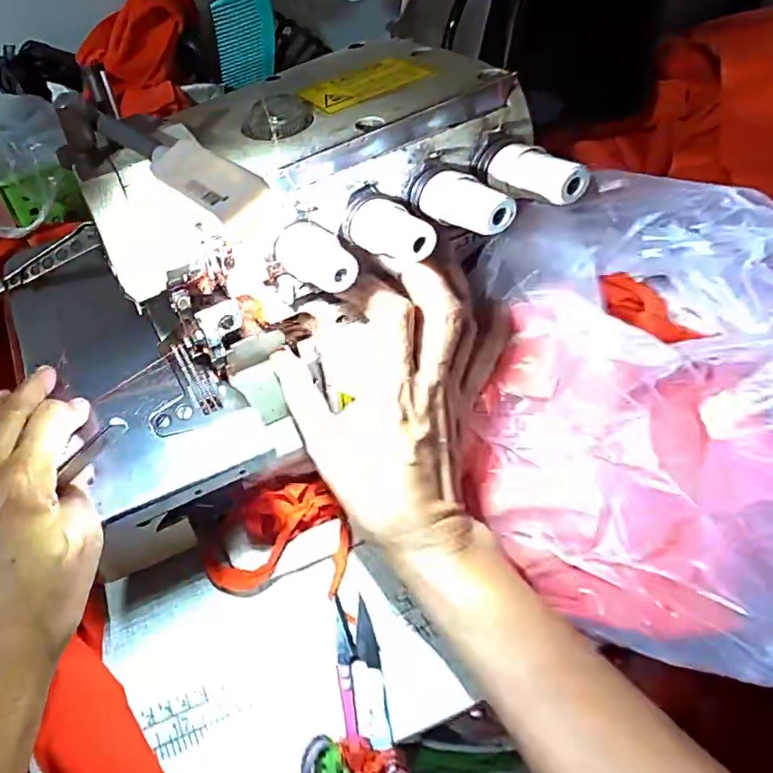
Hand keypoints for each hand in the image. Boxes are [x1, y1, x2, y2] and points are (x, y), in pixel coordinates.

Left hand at [0, 365, 102, 688]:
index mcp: (22, 485)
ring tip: (14, 394)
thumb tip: (70, 477)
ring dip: (0, 413)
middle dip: (30, 392)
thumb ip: (80, 496)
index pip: (46, 425)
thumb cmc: (47, 602)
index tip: (83, 409)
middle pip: (6, 419)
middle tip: (47, 374)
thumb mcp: (85, 542)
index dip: (68, 410)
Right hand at [272, 255, 480, 559]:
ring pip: (469, 322)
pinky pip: (490, 354)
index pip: (393, 317)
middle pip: (444, 308)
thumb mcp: (322, 442)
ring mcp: (453, 387)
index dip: (373, 286)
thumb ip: (300, 393)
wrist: (423, 527)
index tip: (350, 278)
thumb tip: (280, 358)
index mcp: (390, 390)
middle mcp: (428, 380)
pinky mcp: (467, 397)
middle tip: (404, 244)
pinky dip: (493, 322)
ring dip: (455, 281)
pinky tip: (485, 299)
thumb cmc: (372, 489)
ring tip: (436, 254)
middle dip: (427, 266)